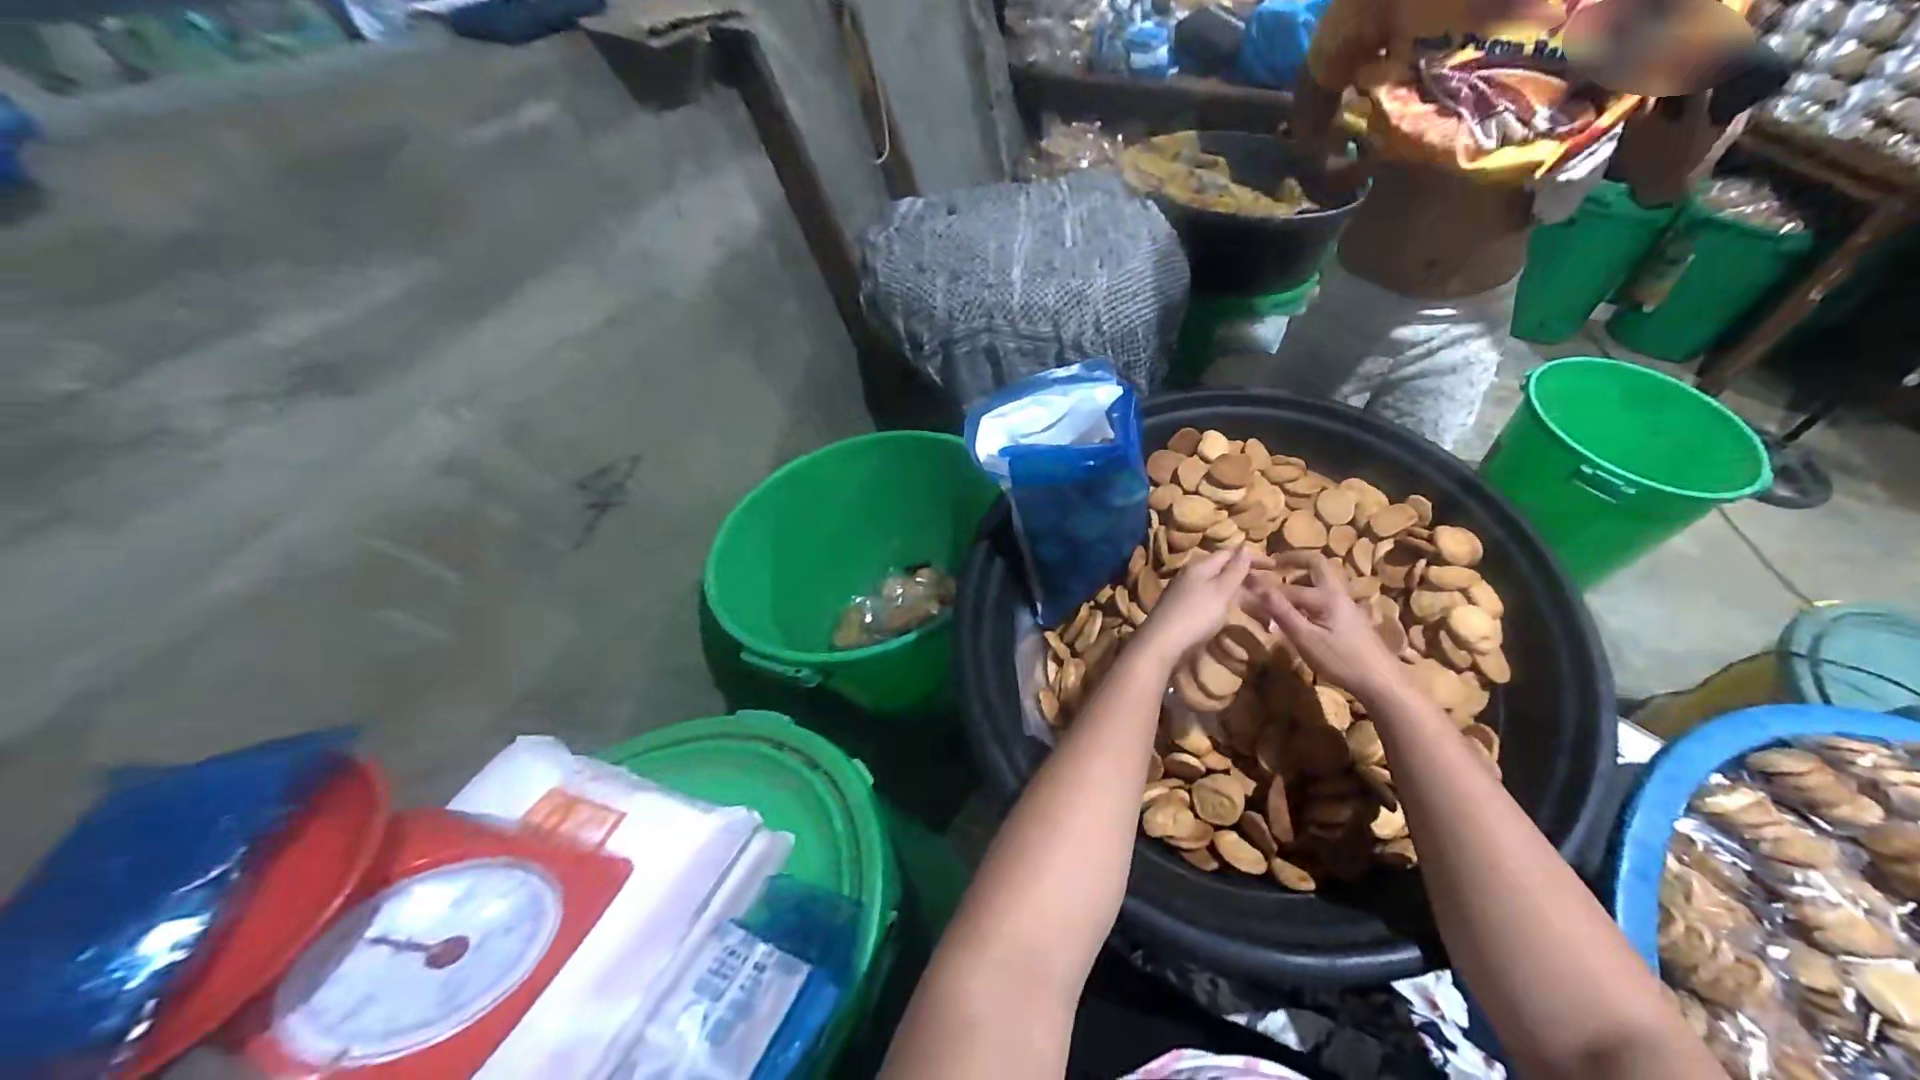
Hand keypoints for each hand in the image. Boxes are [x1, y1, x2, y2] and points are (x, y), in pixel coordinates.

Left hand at [1133, 545, 1264, 665]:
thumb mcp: (1220, 591)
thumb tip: (1245, 546)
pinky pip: (1211, 599)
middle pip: (1222, 569)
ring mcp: (1185, 592)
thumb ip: (1234, 570)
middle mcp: (1191, 575)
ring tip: (1259, 600)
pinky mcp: (1184, 609)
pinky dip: (1226, 601)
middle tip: (1270, 586)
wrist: (1162, 643)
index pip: (1229, 553)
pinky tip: (1234, 610)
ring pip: (1217, 585)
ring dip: (1238, 590)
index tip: (1275, 566)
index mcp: (1200, 566)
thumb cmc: (1195, 614)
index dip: (1252, 557)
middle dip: (1246, 575)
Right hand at [1244, 554, 1406, 702]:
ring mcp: (1346, 604)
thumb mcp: (1306, 638)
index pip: (1287, 587)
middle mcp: (1337, 593)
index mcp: (1325, 596)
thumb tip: (1256, 588)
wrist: (1382, 681)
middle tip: (1273, 565)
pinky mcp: (1350, 617)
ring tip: (1281, 586)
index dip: (1264, 586)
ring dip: (1301, 575)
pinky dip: (1309, 590)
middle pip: (1316, 564)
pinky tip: (1300, 609)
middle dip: (1293, 560)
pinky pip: (1326, 593)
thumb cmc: (1341, 660)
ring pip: (1323, 579)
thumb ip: (1281, 611)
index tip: (1244, 584)